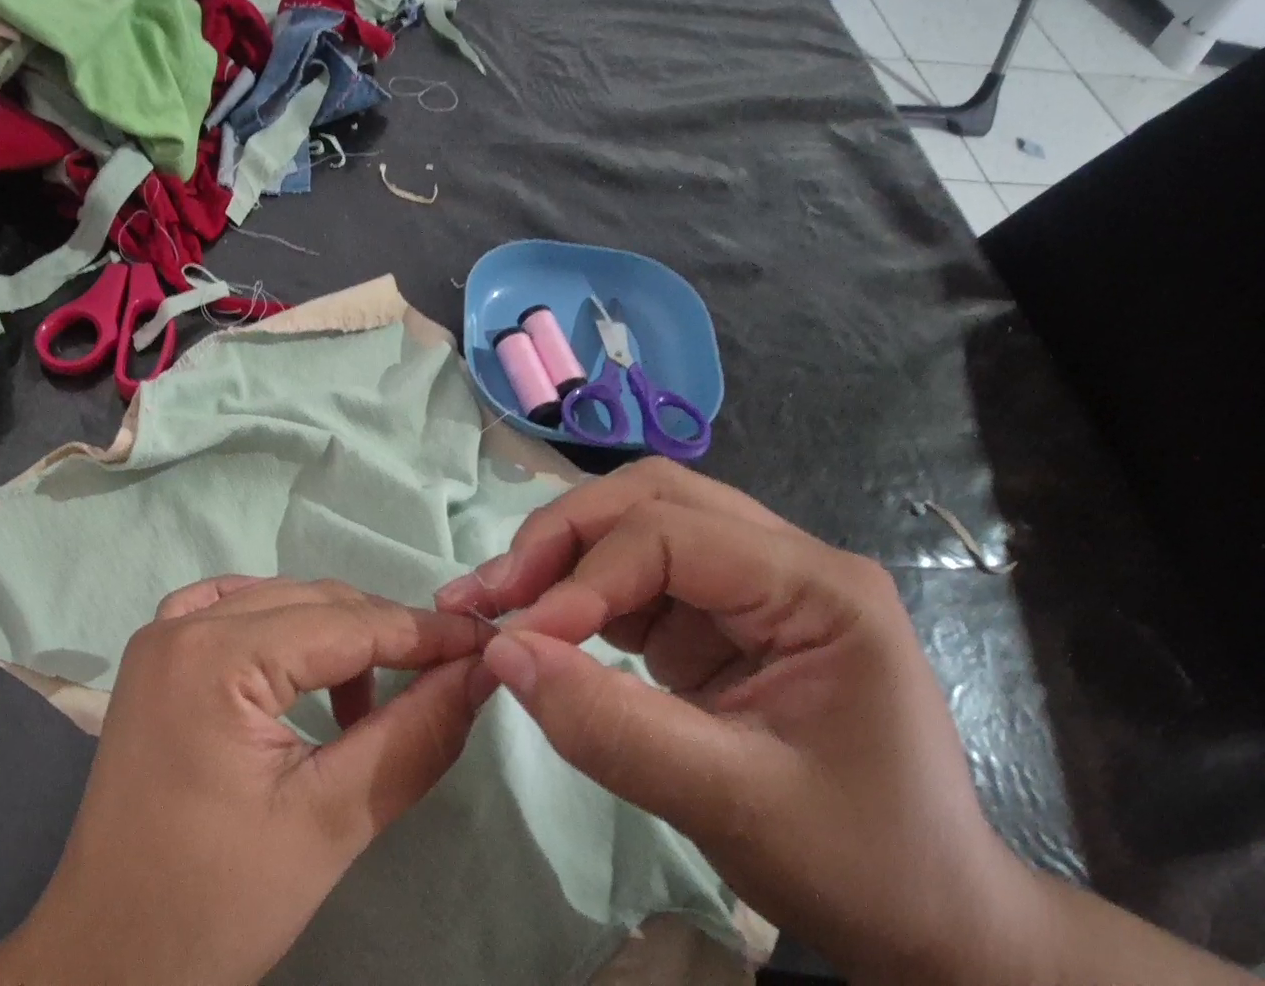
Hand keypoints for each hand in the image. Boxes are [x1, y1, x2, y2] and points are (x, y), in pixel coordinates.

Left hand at [0, 579, 494, 985]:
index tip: (491, 646)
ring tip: (372, 703)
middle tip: (451, 676)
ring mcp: (160, 640)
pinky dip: (283, 632)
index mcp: (215, 655)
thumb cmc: (217, 901)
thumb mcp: (331, 821)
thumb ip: (414, 736)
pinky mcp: (155, 665)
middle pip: (314, 603)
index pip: (349, 623)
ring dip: (337, 636)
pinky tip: (307, 671)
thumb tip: (481, 670)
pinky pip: (234, 616)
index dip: (427, 633)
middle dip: (387, 634)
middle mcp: (181, 625)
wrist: (108, 956)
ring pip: (278, 604)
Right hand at [436, 460, 1036, 983]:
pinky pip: (637, 580)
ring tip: (500, 607)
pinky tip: (545, 631)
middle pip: (653, 499)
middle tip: (491, 594)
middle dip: (561, 537)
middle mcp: (787, 565)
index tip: (514, 642)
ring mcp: (753, 589)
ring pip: (638, 526)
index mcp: (819, 589)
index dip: (581, 579)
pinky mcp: (721, 622)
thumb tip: (501, 654)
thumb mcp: (731, 803)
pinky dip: (579, 596)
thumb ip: (612, 726)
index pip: (672, 535)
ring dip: (561, 559)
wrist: (927, 918)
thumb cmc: (856, 861)